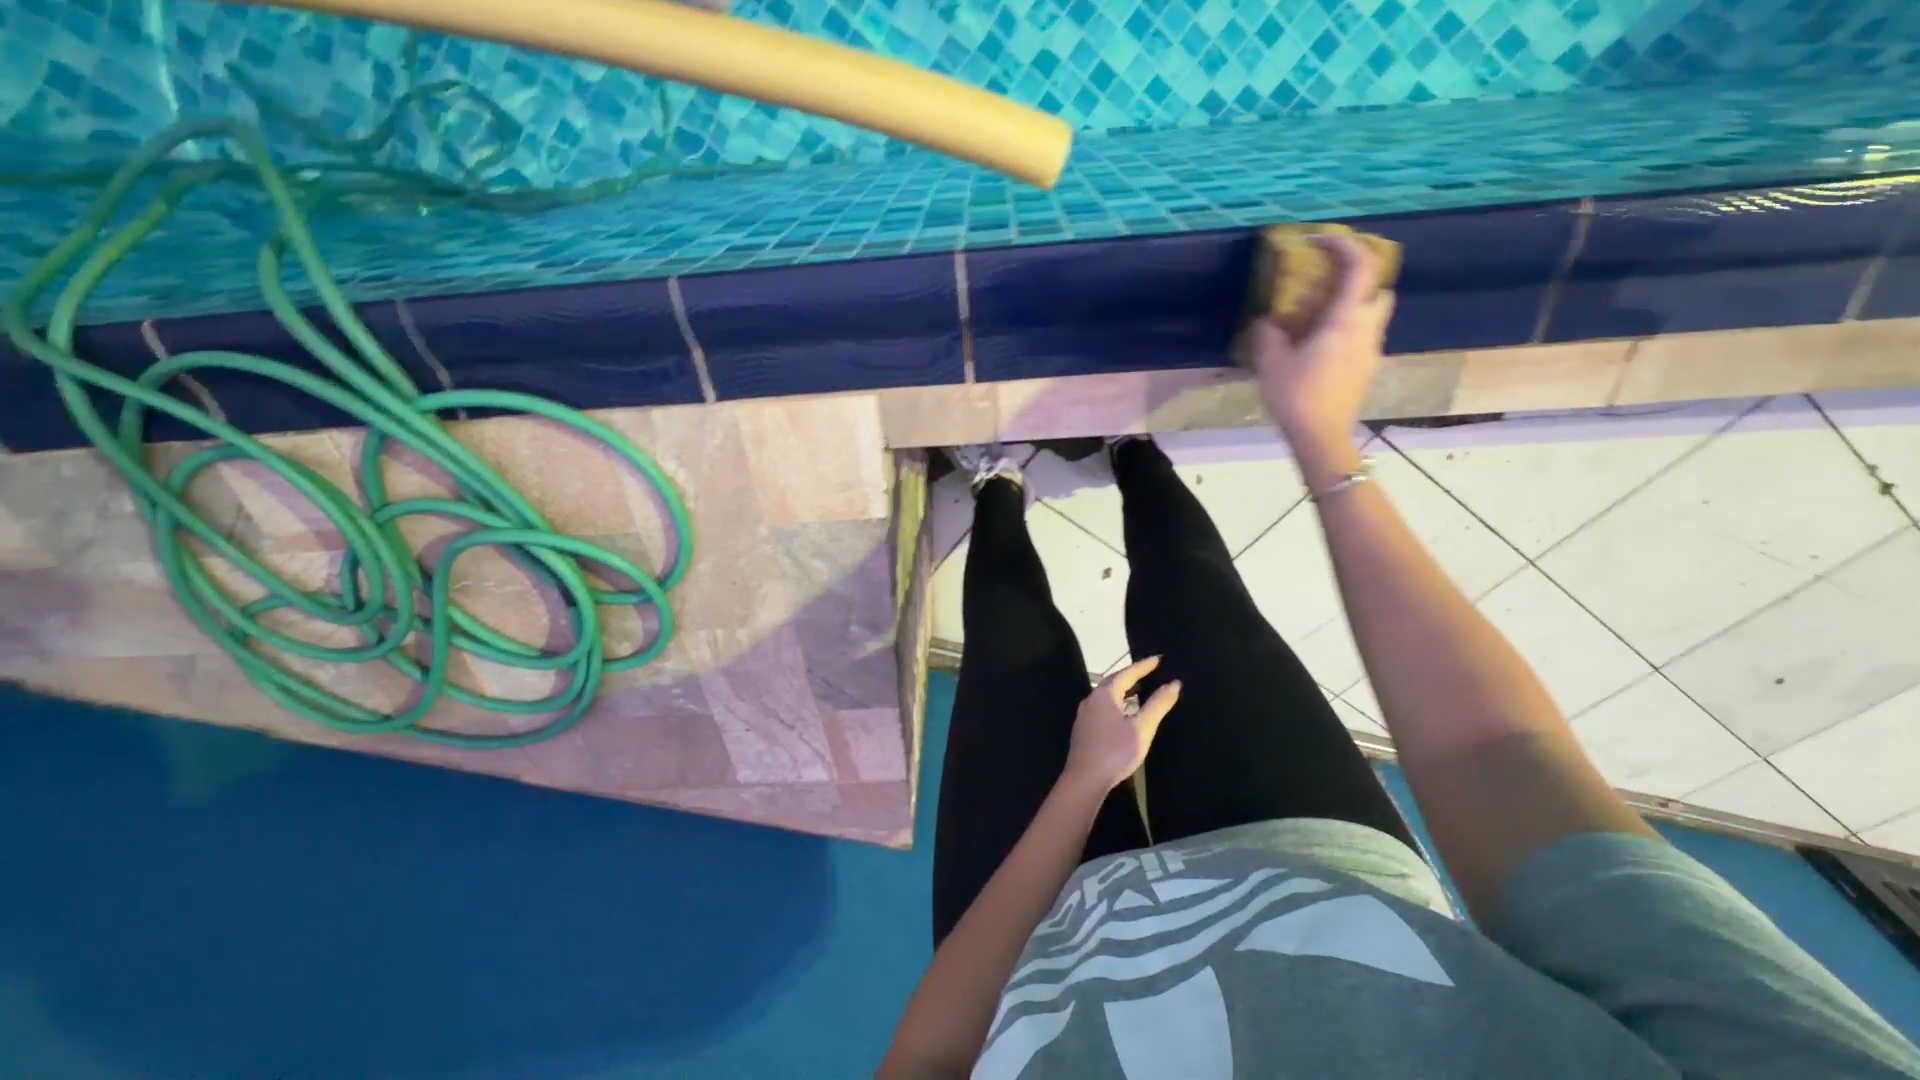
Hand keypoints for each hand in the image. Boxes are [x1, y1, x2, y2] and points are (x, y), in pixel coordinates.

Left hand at [1063, 656, 1181, 791]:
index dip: (1143, 666)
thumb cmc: (1116, 751)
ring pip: (1107, 696)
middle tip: (1149, 672)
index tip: (1158, 659)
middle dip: (1132, 676)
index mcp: (1104, 695)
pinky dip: (1117, 704)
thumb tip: (1174, 683)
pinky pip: (1103, 708)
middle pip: (1114, 682)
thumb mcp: (1142, 728)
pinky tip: (1124, 714)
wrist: (1085, 779)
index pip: (1127, 673)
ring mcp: (1085, 715)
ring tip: (1139, 691)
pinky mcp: (1084, 729)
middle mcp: (1091, 700)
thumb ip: (1158, 704)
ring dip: (1123, 691)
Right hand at [1249, 233, 1395, 446]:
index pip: (1360, 266)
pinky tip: (1320, 346)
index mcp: (1345, 319)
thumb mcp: (1271, 361)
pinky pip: (1362, 338)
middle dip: (1358, 277)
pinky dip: (1347, 330)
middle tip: (1327, 281)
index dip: (1344, 244)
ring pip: (1373, 314)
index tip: (1319, 240)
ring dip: (1353, 305)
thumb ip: (1269, 333)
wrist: (1321, 438)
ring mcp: (1371, 352)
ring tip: (1320, 315)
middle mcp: (1366, 329)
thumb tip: (1269, 321)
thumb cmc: (1297, 396)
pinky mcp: (1367, 370)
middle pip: (1378, 288)